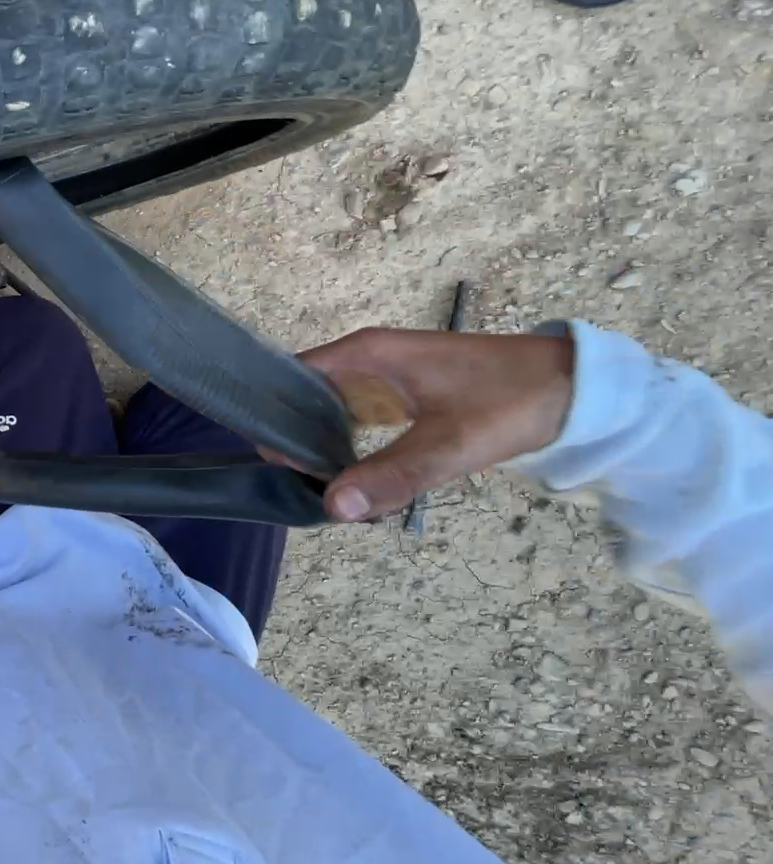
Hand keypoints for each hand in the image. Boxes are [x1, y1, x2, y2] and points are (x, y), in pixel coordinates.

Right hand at [297, 328, 575, 521]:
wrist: (590, 389)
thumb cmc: (515, 401)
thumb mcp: (453, 442)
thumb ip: (392, 475)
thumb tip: (331, 508)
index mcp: (363, 354)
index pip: (288, 378)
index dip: (273, 416)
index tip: (275, 460)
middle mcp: (362, 359)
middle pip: (302, 396)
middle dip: (293, 437)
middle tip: (296, 481)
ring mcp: (380, 376)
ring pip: (325, 410)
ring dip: (317, 443)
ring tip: (316, 483)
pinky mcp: (398, 394)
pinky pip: (351, 417)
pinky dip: (343, 443)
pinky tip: (347, 473)